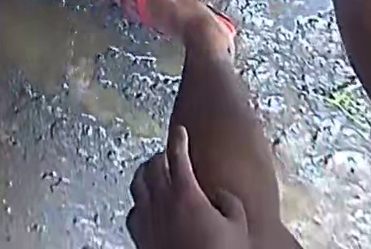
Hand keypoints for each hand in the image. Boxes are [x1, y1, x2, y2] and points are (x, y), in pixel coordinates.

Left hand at [125, 126, 252, 248]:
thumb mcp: (238, 228)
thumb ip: (230, 202)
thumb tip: (221, 193)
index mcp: (185, 192)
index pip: (178, 153)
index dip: (179, 139)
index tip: (180, 132)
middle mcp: (162, 199)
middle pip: (154, 164)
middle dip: (161, 155)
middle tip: (169, 155)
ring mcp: (147, 218)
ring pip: (138, 182)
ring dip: (145, 173)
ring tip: (152, 172)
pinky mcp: (139, 237)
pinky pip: (132, 211)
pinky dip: (138, 203)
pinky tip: (144, 206)